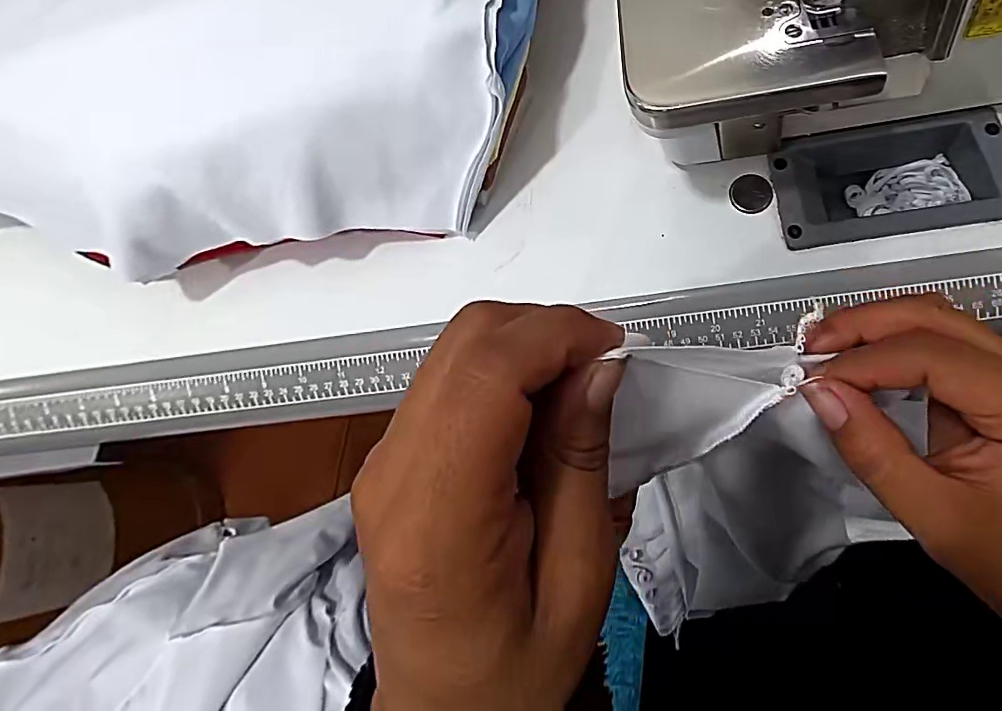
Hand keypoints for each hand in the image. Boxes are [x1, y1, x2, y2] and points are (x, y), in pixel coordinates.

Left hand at [353, 303, 628, 709]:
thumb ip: (583, 460)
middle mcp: (395, 472)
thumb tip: (598, 368)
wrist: (443, 710)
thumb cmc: (512, 667)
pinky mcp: (397, 449)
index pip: (488, 372)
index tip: (614, 352)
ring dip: (532, 343)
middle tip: (602, 367)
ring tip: (578, 387)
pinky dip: (512, 363)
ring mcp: (387, 456)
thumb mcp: (579, 574)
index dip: (559, 336)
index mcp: (438, 515)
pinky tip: (545, 403)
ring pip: (463, 342)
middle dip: (549, 330)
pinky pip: (457, 370)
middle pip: (470, 338)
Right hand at [800, 295, 1001, 679]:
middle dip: (864, 326)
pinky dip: (889, 337)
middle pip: (932, 317)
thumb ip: (875, 453)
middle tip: (811, 348)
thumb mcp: (935, 519)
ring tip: (827, 347)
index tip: (816, 380)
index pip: (933, 356)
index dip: (867, 361)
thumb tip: (823, 394)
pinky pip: (935, 332)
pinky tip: (858, 354)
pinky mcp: (995, 365)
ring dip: (874, 325)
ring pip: (932, 315)